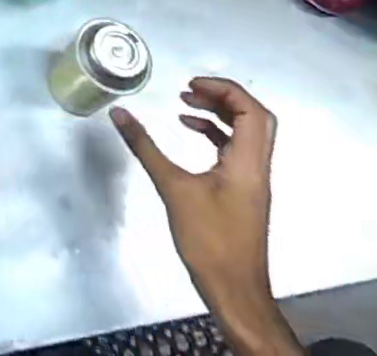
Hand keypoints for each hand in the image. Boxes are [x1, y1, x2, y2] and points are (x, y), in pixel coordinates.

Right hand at [112, 78, 302, 355]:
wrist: (235, 294)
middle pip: (253, 116)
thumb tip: (120, 114)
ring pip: (246, 132)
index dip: (224, 89)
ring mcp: (253, 180)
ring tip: (186, 103)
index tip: (192, 83)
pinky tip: (189, 132)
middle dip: (223, 96)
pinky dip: (215, 134)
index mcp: (248, 162)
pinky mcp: (244, 192)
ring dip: (219, 113)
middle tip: (191, 88)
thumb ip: (145, 147)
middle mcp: (257, 166)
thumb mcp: (172, 188)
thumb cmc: (209, 241)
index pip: (250, 110)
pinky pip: (236, 149)